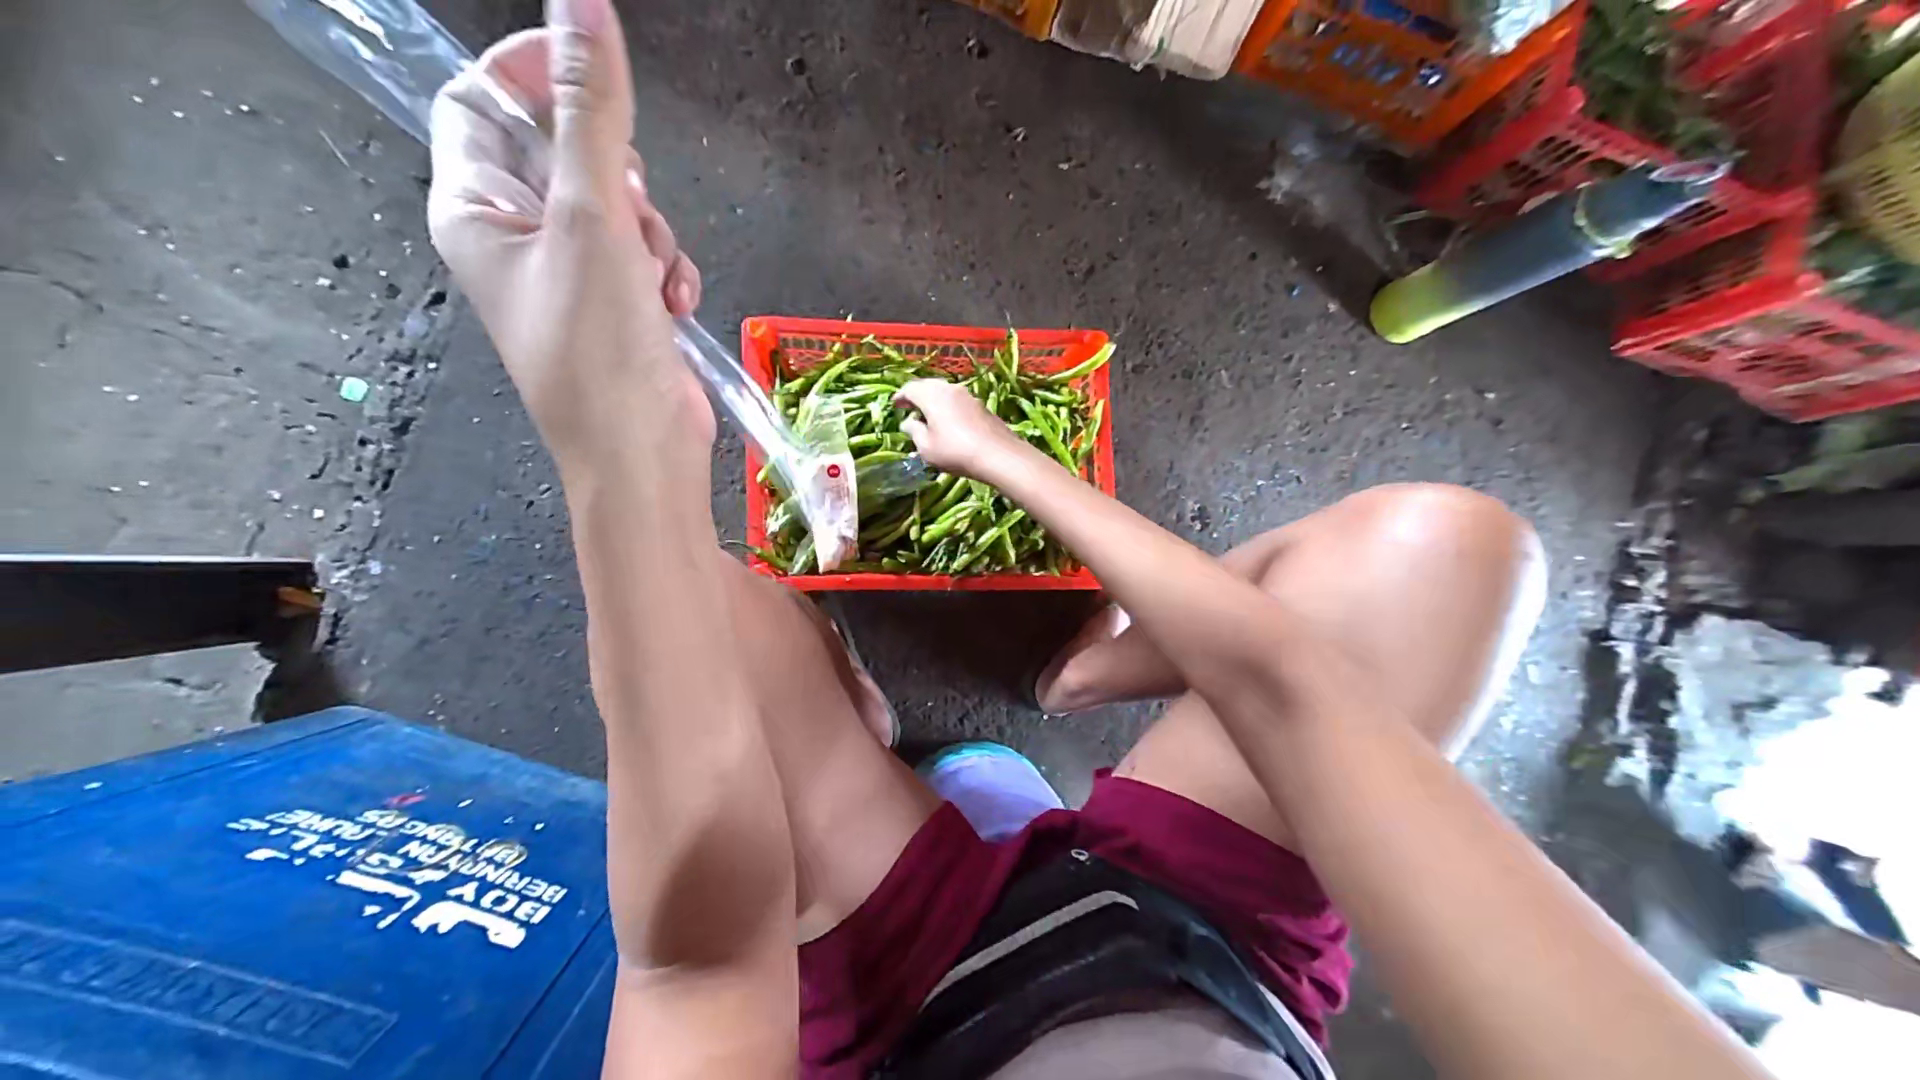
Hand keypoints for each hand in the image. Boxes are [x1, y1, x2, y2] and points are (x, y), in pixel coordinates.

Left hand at [427, 0, 710, 470]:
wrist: (642, 455)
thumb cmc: (600, 350)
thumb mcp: (594, 222)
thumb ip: (592, 113)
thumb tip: (583, 5)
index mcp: (475, 211)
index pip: (479, 103)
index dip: (531, 72)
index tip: (595, 68)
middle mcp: (518, 240)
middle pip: (565, 156)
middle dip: (618, 178)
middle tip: (633, 210)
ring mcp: (574, 279)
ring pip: (620, 211)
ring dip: (653, 235)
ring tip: (655, 281)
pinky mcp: (621, 310)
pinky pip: (647, 260)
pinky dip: (668, 273)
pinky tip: (674, 307)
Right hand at [893, 379, 1028, 478]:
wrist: (998, 455)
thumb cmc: (956, 451)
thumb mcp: (926, 447)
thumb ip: (913, 431)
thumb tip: (908, 422)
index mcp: (932, 395)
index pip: (910, 388)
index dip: (900, 396)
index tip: (895, 405)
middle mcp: (949, 389)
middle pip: (928, 386)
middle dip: (916, 395)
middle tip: (909, 407)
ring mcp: (967, 395)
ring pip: (944, 392)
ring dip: (933, 400)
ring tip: (927, 415)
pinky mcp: (980, 405)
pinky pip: (957, 400)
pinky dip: (947, 406)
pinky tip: (947, 420)